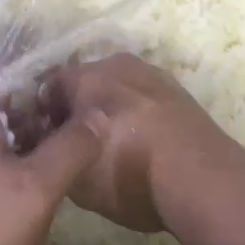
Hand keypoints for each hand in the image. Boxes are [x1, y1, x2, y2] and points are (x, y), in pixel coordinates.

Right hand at [39, 53, 229, 233]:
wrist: (197, 174)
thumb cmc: (127, 173)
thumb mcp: (78, 181)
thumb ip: (57, 155)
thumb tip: (54, 145)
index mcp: (83, 78)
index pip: (50, 86)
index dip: (47, 113)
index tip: (52, 138)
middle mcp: (113, 64)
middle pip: (87, 80)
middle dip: (82, 104)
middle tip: (84, 140)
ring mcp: (148, 71)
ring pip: (118, 84)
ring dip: (113, 104)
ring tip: (120, 139)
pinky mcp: (175, 86)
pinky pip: (145, 93)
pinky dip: (140, 109)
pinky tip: (146, 137)